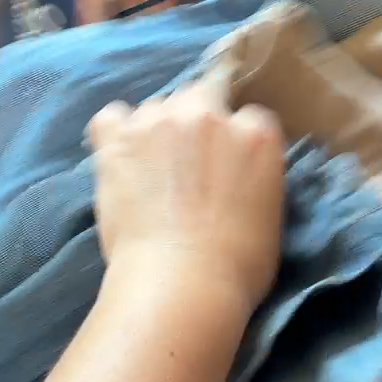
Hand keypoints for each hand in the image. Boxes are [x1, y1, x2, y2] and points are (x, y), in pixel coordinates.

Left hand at [85, 84, 286, 315]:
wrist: (182, 284)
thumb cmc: (238, 265)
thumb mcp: (270, 211)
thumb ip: (256, 173)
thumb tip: (236, 173)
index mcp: (256, 132)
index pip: (248, 118)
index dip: (235, 142)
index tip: (227, 167)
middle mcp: (208, 113)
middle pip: (200, 97)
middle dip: (196, 123)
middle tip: (188, 166)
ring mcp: (159, 122)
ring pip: (156, 108)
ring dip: (156, 131)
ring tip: (150, 171)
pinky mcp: (117, 140)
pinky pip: (111, 117)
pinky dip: (114, 133)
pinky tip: (118, 158)